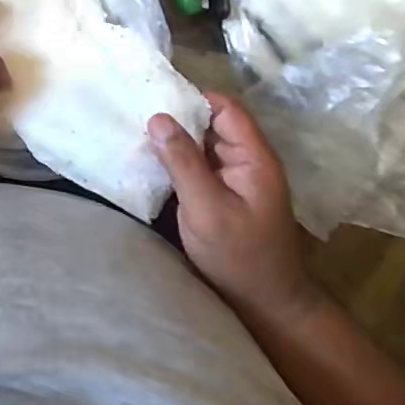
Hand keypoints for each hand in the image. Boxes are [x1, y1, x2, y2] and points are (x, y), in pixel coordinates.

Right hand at [149, 91, 321, 317]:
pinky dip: (177, 160)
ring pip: (203, 143)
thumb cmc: (240, 258)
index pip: (225, 107)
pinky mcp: (223, 194)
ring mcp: (235, 178)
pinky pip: (199, 164)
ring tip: (137, 132)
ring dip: (175, 139)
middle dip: (178, 116)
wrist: (266, 309)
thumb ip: (183, 162)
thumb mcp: (207, 209)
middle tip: (138, 112)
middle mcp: (247, 159)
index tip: (156, 95)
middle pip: (212, 122)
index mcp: (253, 155)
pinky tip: (151, 161)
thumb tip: (157, 117)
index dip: (193, 97)